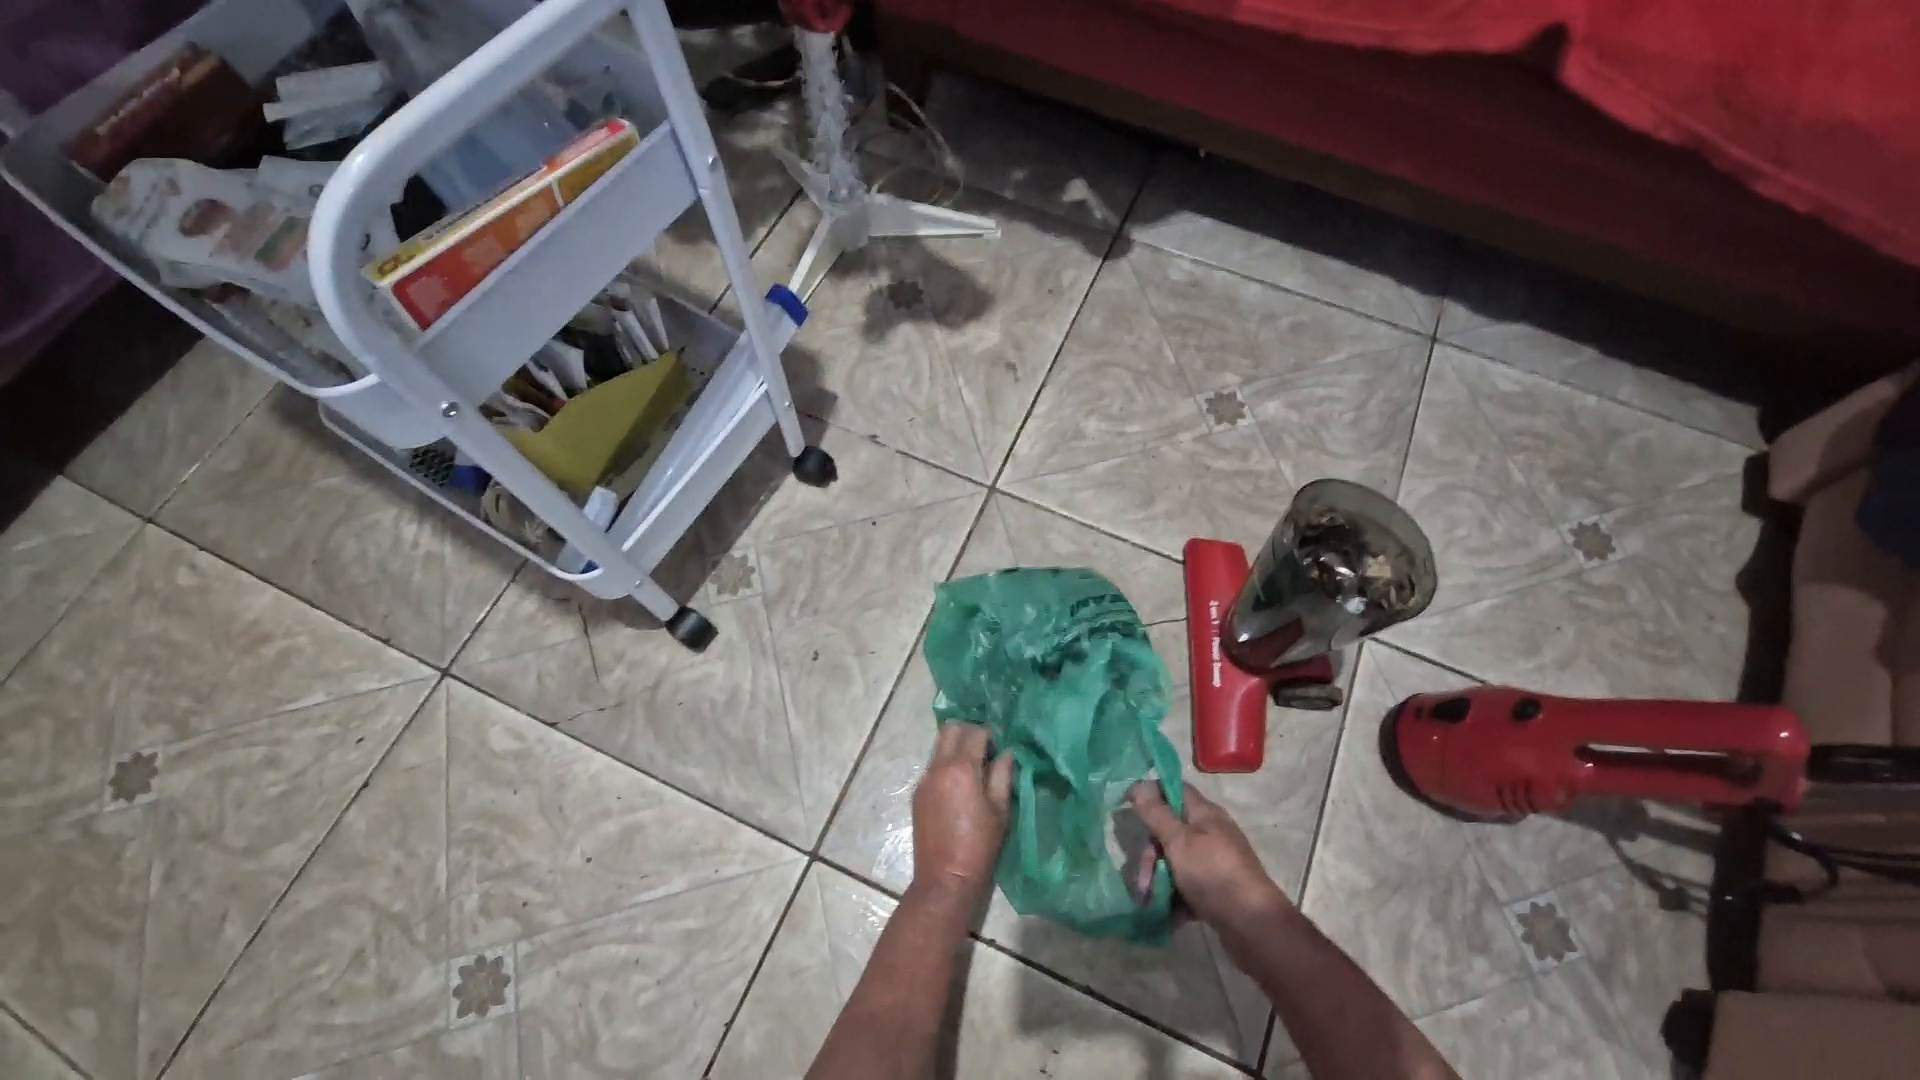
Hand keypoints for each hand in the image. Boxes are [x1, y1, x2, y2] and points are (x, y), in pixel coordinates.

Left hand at [912, 723, 1014, 901]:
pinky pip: (933, 767)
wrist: (944, 879)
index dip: (990, 734)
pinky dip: (947, 765)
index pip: (975, 732)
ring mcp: (924, 780)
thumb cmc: (979, 846)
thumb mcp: (1000, 811)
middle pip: (950, 730)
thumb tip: (1007, 752)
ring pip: (939, 747)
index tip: (1001, 744)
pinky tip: (960, 787)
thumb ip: (1003, 775)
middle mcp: (937, 768)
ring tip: (975, 769)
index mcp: (961, 769)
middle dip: (969, 732)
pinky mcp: (917, 794)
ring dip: (956, 748)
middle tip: (986, 750)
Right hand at [1129, 781, 1291, 930]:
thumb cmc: (1213, 874)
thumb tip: (1139, 783)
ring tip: (1149, 903)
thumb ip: (1157, 814)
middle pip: (1169, 832)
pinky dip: (1174, 898)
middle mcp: (1210, 834)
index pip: (1174, 790)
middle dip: (1151, 855)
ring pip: (1175, 862)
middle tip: (1144, 879)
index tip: (1127, 805)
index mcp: (1205, 814)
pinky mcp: (1215, 890)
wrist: (1253, 926)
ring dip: (1158, 880)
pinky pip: (1186, 887)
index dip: (1151, 794)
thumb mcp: (1179, 841)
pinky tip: (1165, 914)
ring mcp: (1213, 863)